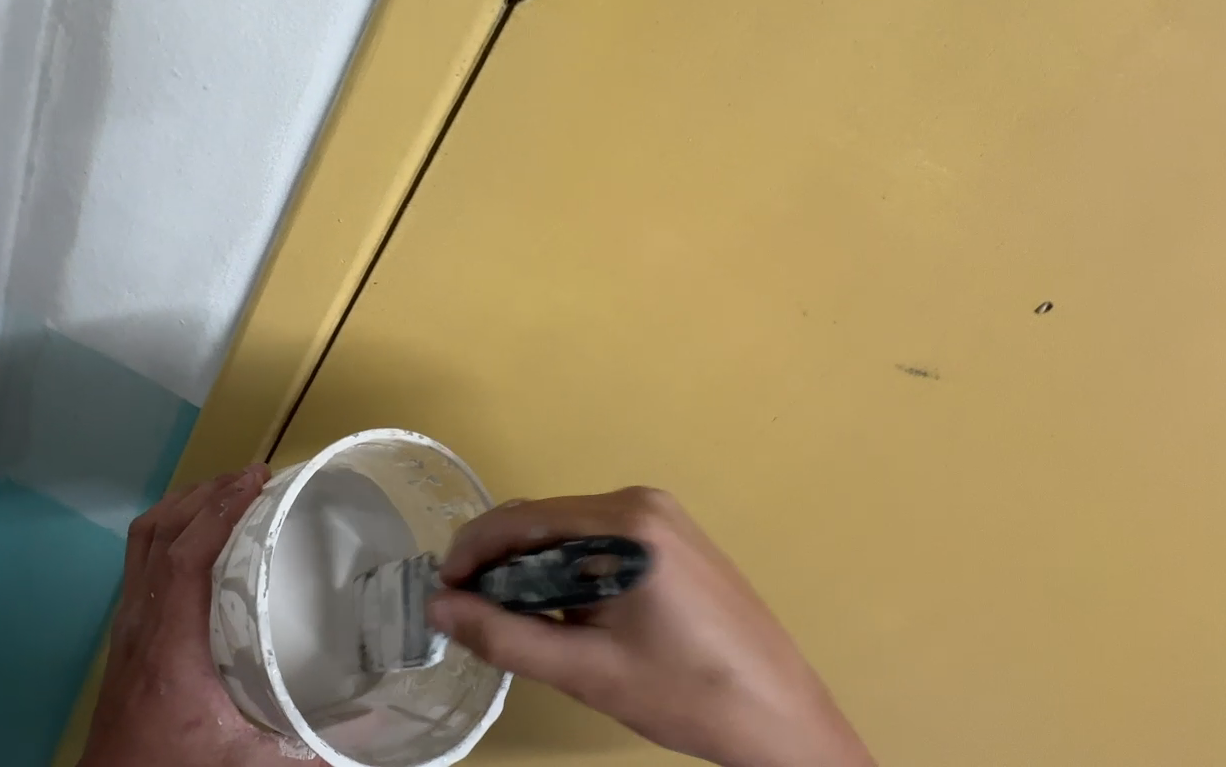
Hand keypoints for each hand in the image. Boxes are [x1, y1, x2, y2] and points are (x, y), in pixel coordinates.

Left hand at [81, 463, 325, 766]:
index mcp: (170, 642)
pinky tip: (195, 527)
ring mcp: (127, 617)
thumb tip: (374, 725)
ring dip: (184, 502)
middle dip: (208, 493)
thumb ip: (308, 747)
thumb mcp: (244, 762)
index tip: (256, 480)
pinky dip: (167, 523)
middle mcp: (142, 617)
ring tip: (226, 489)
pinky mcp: (125, 623)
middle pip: (163, 531)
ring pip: (145, 535)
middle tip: (253, 477)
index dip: (219, 510)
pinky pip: (139, 553)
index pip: (185, 555)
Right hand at [427, 488, 873, 766]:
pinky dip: (565, 566)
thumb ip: (503, 637)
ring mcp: (659, 513)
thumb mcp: (587, 672)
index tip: (443, 592)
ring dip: (530, 567)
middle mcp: (638, 501)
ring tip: (518, 617)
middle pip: (541, 520)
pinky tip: (566, 607)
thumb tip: (436, 608)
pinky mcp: (671, 533)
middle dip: (500, 563)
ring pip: (564, 529)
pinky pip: (594, 537)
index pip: (521, 519)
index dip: (472, 551)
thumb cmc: (689, 697)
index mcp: (623, 524)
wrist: (789, 725)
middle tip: (474, 612)